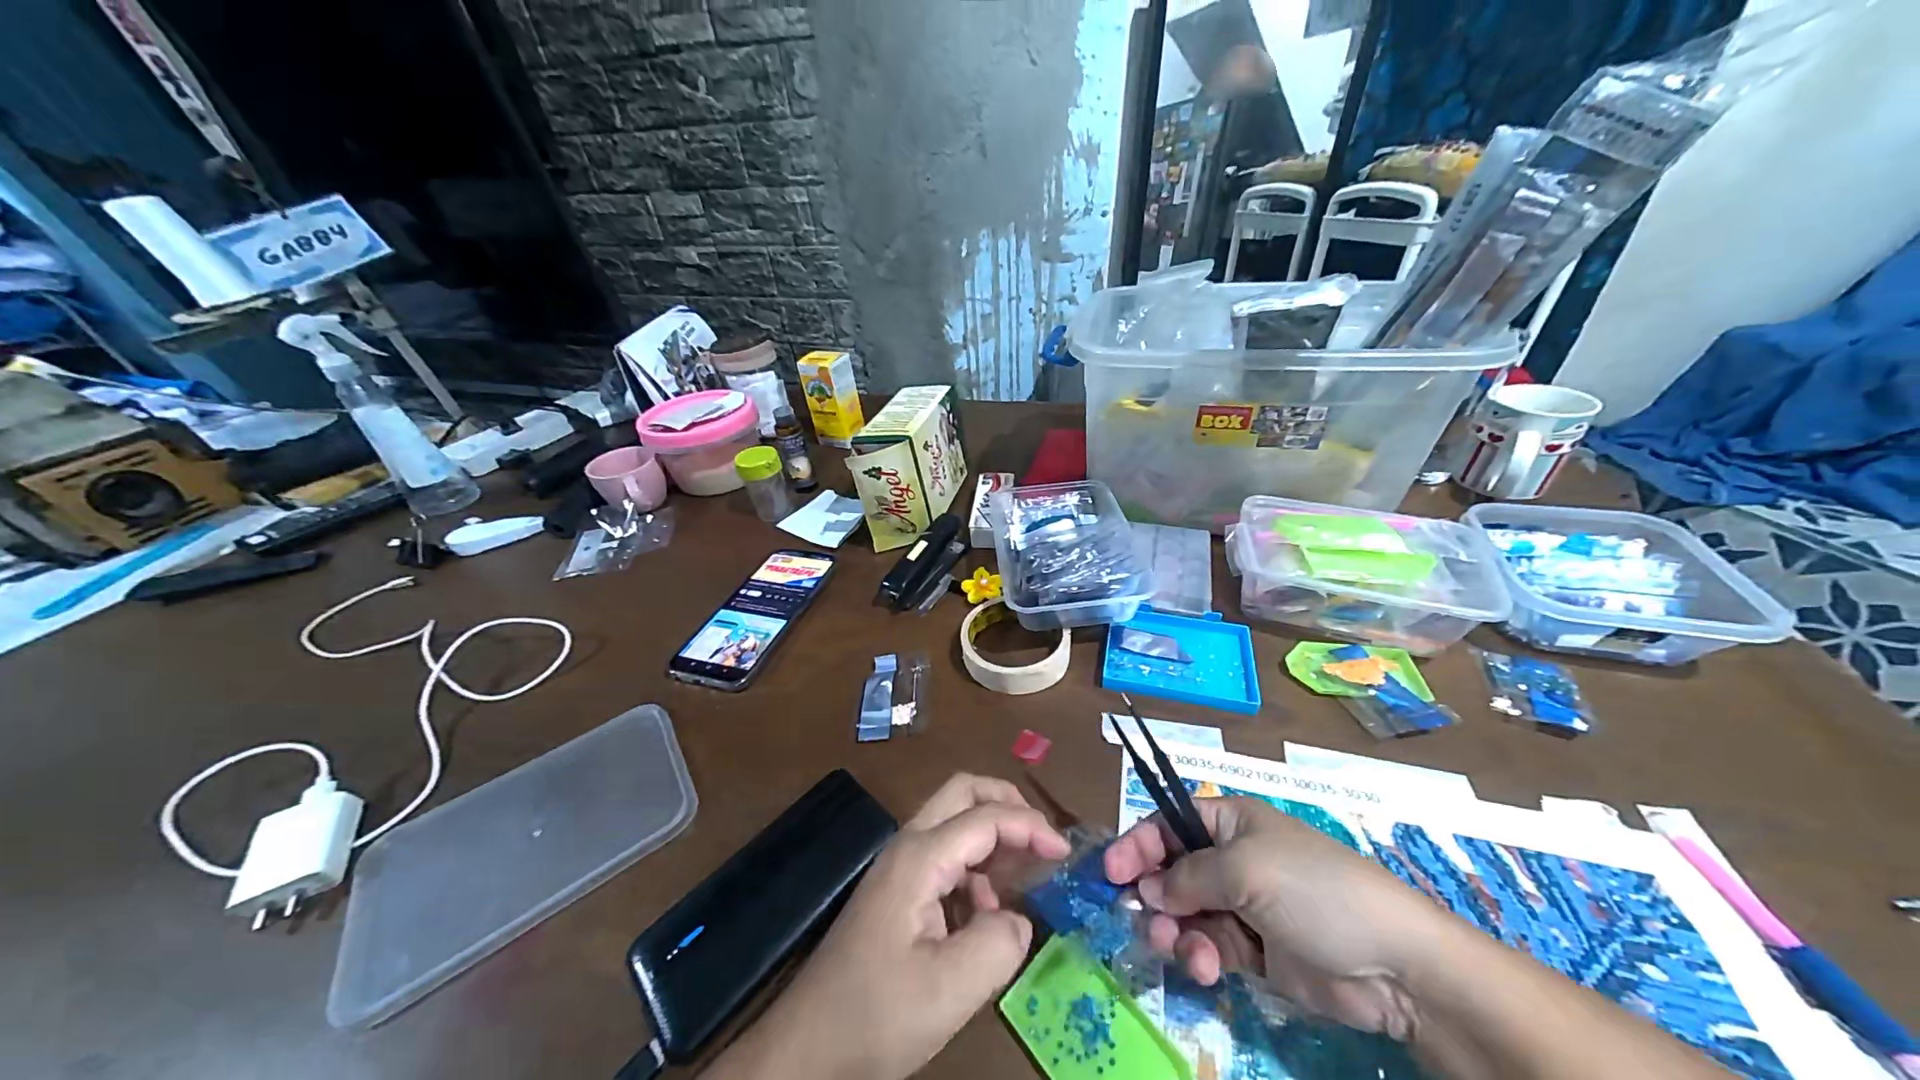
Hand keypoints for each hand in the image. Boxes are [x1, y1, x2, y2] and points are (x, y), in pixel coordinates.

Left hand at [704, 775, 1068, 1079]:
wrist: (807, 1048)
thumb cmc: (877, 1015)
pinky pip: (943, 858)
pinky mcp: (896, 893)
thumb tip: (1018, 917)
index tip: (1066, 853)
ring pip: (953, 823)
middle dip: (1007, 804)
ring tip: (1023, 879)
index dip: (1031, 826)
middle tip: (1043, 838)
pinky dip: (975, 868)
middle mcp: (907, 848)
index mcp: (920, 858)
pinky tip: (986, 912)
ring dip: (992, 837)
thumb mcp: (951, 989)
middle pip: (963, 794)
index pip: (986, 817)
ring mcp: (898, 868)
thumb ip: (999, 943)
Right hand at [1104, 796, 1446, 1040]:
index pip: (1170, 822)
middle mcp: (1233, 859)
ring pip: (1185, 913)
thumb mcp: (1246, 870)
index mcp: (1232, 823)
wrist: (1394, 965)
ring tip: (1180, 949)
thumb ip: (1189, 876)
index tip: (1110, 871)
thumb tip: (1150, 889)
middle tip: (1141, 916)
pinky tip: (1208, 969)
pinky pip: (1209, 946)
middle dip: (1154, 894)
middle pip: (1172, 870)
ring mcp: (1244, 906)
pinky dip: (1200, 956)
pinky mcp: (1255, 951)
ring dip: (1175, 931)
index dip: (1139, 842)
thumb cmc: (1315, 891)